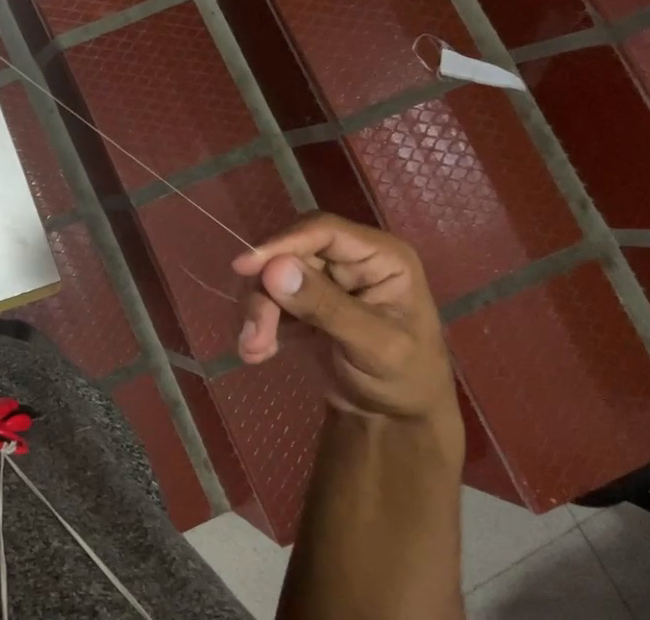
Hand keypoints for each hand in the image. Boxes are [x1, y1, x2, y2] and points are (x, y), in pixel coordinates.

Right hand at [232, 214, 456, 423]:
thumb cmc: (405, 380)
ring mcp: (323, 279)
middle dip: (265, 290)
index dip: (281, 244)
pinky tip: (258, 351)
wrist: (392, 418)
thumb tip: (275, 269)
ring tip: (256, 348)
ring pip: (269, 275)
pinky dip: (255, 322)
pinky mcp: (300, 299)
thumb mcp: (375, 346)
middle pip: (288, 253)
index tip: (244, 268)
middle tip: (254, 332)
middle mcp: (348, 259)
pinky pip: (264, 296)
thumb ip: (327, 306)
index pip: (323, 231)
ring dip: (256, 310)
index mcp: (381, 257)